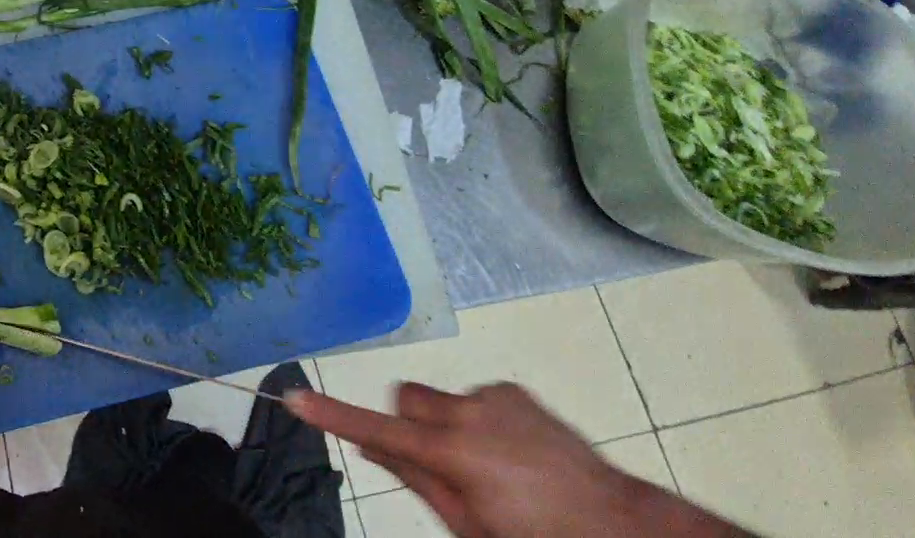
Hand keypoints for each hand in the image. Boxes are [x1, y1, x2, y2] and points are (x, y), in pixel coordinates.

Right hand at [285, 382, 751, 537]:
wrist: (620, 526)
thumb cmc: (535, 537)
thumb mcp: (470, 526)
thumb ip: (414, 479)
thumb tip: (371, 445)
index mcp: (452, 455)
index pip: (376, 429)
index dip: (332, 415)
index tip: (294, 399)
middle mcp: (467, 414)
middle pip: (405, 398)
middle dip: (408, 421)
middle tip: (435, 461)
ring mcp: (493, 397)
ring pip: (438, 398)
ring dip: (446, 423)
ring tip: (489, 463)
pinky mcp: (514, 392)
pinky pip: (475, 396)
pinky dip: (481, 419)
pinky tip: (514, 451)